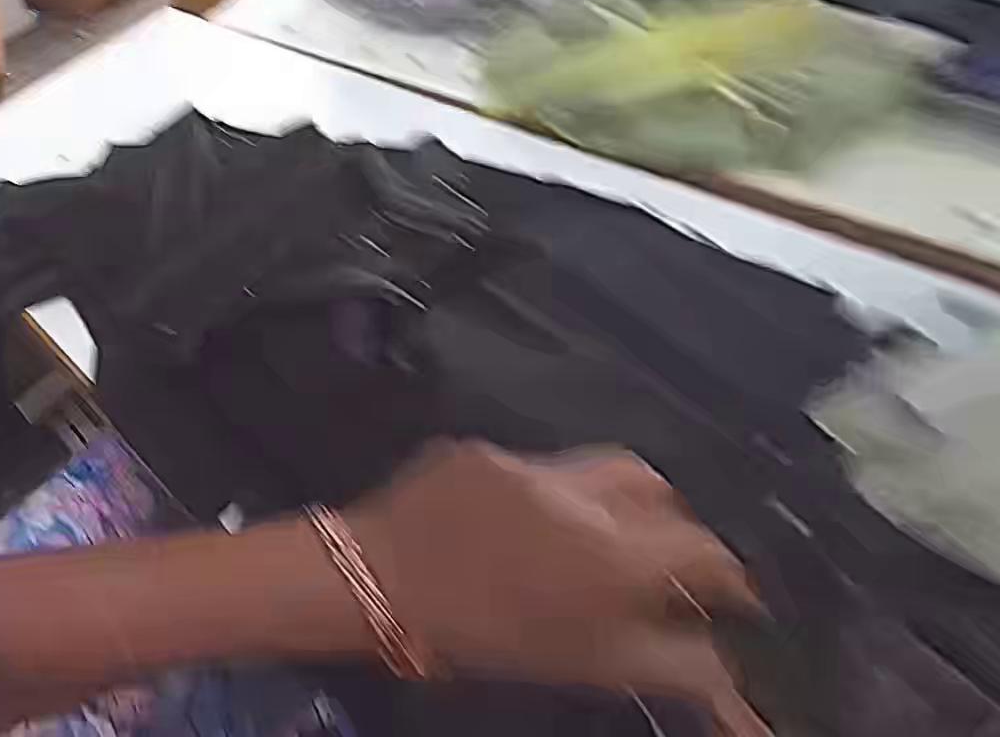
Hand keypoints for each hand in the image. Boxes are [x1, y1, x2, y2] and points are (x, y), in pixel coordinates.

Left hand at [345, 441, 769, 736]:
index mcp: (607, 546)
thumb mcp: (592, 661)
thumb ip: (677, 660)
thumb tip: (727, 659)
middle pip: (647, 480)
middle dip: (668, 514)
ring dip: (599, 499)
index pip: (703, 546)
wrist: (381, 576)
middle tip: (658, 551)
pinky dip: (536, 490)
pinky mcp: (467, 447)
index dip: (726, 575)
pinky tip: (515, 519)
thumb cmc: (484, 632)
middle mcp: (565, 489)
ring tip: (581, 536)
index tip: (724, 595)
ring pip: (581, 465)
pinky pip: (520, 462)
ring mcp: (509, 459)